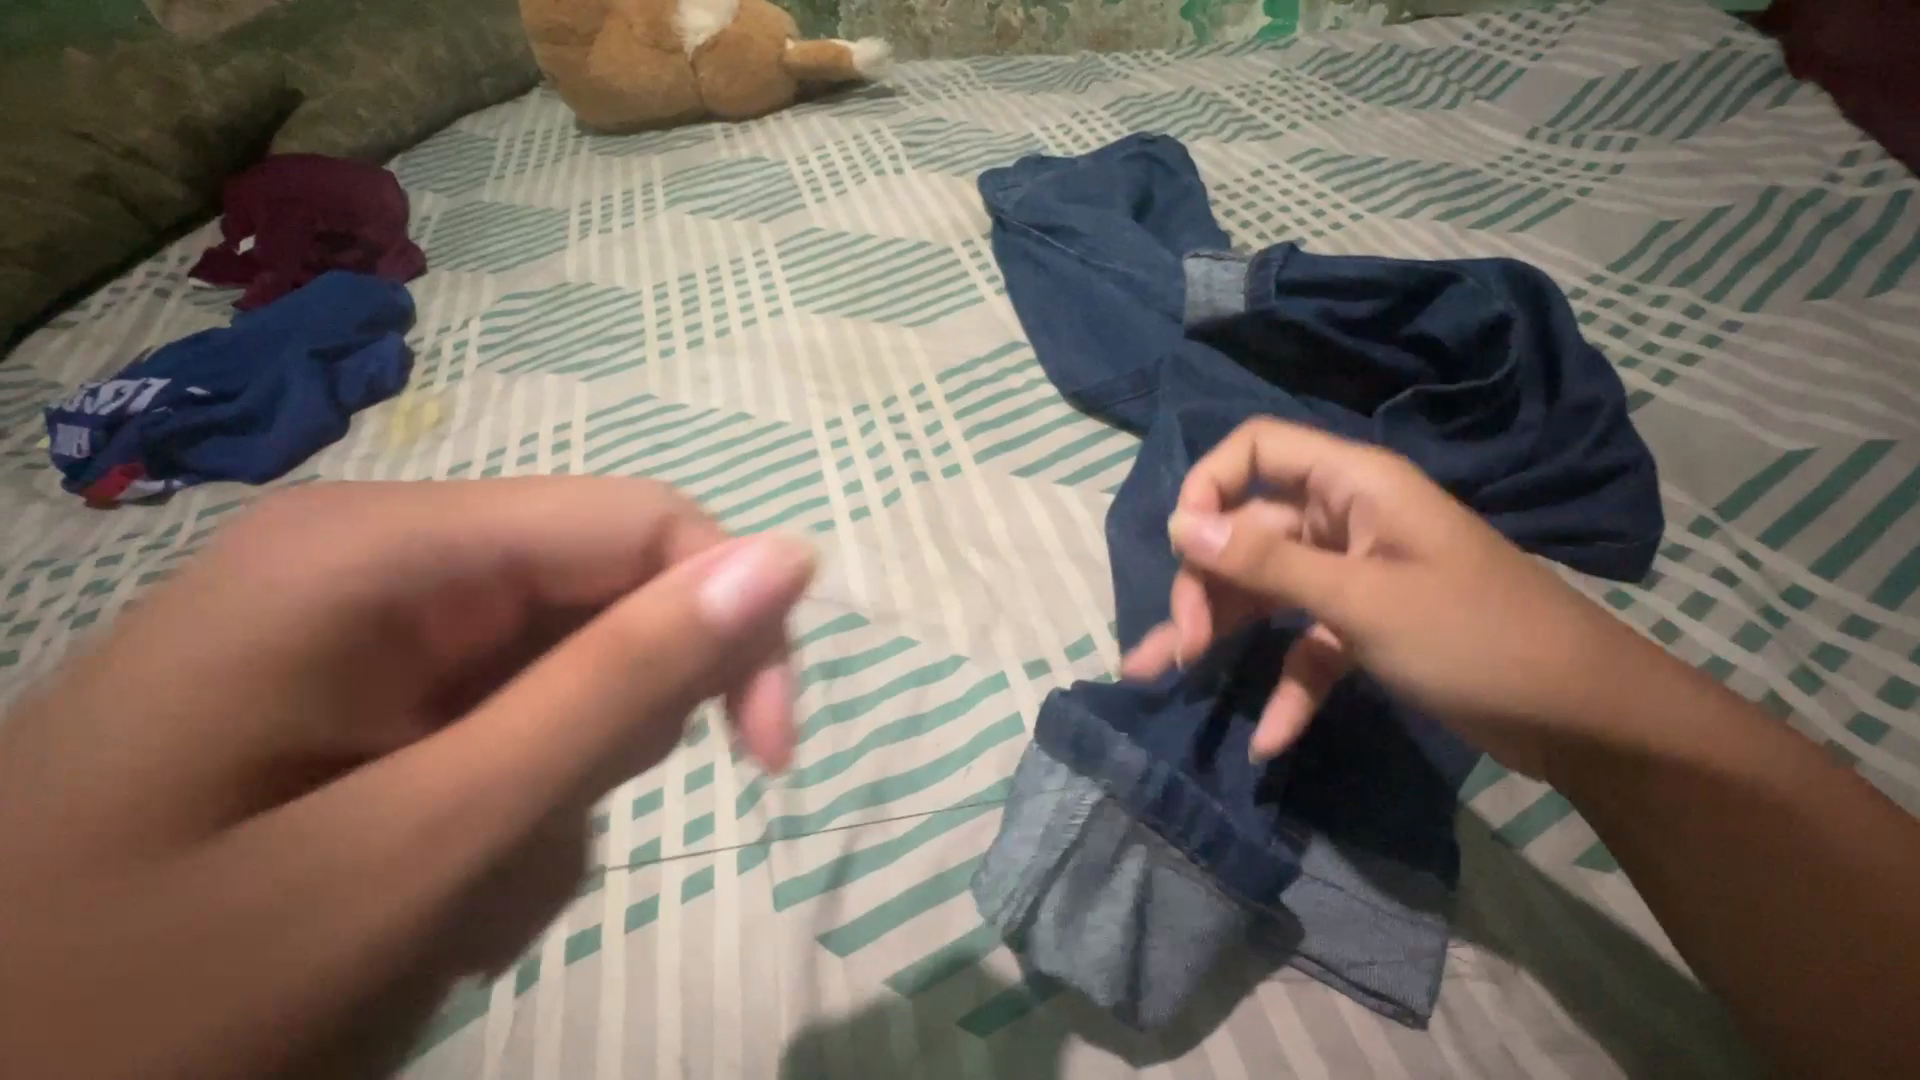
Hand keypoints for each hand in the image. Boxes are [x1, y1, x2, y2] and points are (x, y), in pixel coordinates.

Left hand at [0, 479, 814, 1079]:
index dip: (737, 622)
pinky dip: (512, 801)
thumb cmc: (170, 990)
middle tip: (536, 841)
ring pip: (568, 666)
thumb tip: (788, 558)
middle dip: (621, 721)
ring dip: (562, 780)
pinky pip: (508, 713)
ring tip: (460, 884)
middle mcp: (380, 557)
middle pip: (605, 594)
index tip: (770, 755)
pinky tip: (430, 877)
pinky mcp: (364, 684)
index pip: (646, 523)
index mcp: (384, 552)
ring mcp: (367, 623)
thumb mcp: (438, 838)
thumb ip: (623, 683)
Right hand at [1121, 417, 1643, 777]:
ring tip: (1164, 674)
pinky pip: (1303, 645)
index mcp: (1353, 487)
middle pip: (1246, 532)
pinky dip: (1285, 687)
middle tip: (1185, 645)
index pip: (1256, 450)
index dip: (1208, 487)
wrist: (1587, 722)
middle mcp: (1344, 521)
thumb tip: (1179, 525)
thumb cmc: (1477, 639)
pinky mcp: (1363, 628)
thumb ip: (1266, 562)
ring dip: (1222, 632)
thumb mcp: (1362, 601)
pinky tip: (1267, 738)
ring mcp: (1353, 577)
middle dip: (1206, 585)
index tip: (1181, 548)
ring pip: (1265, 592)